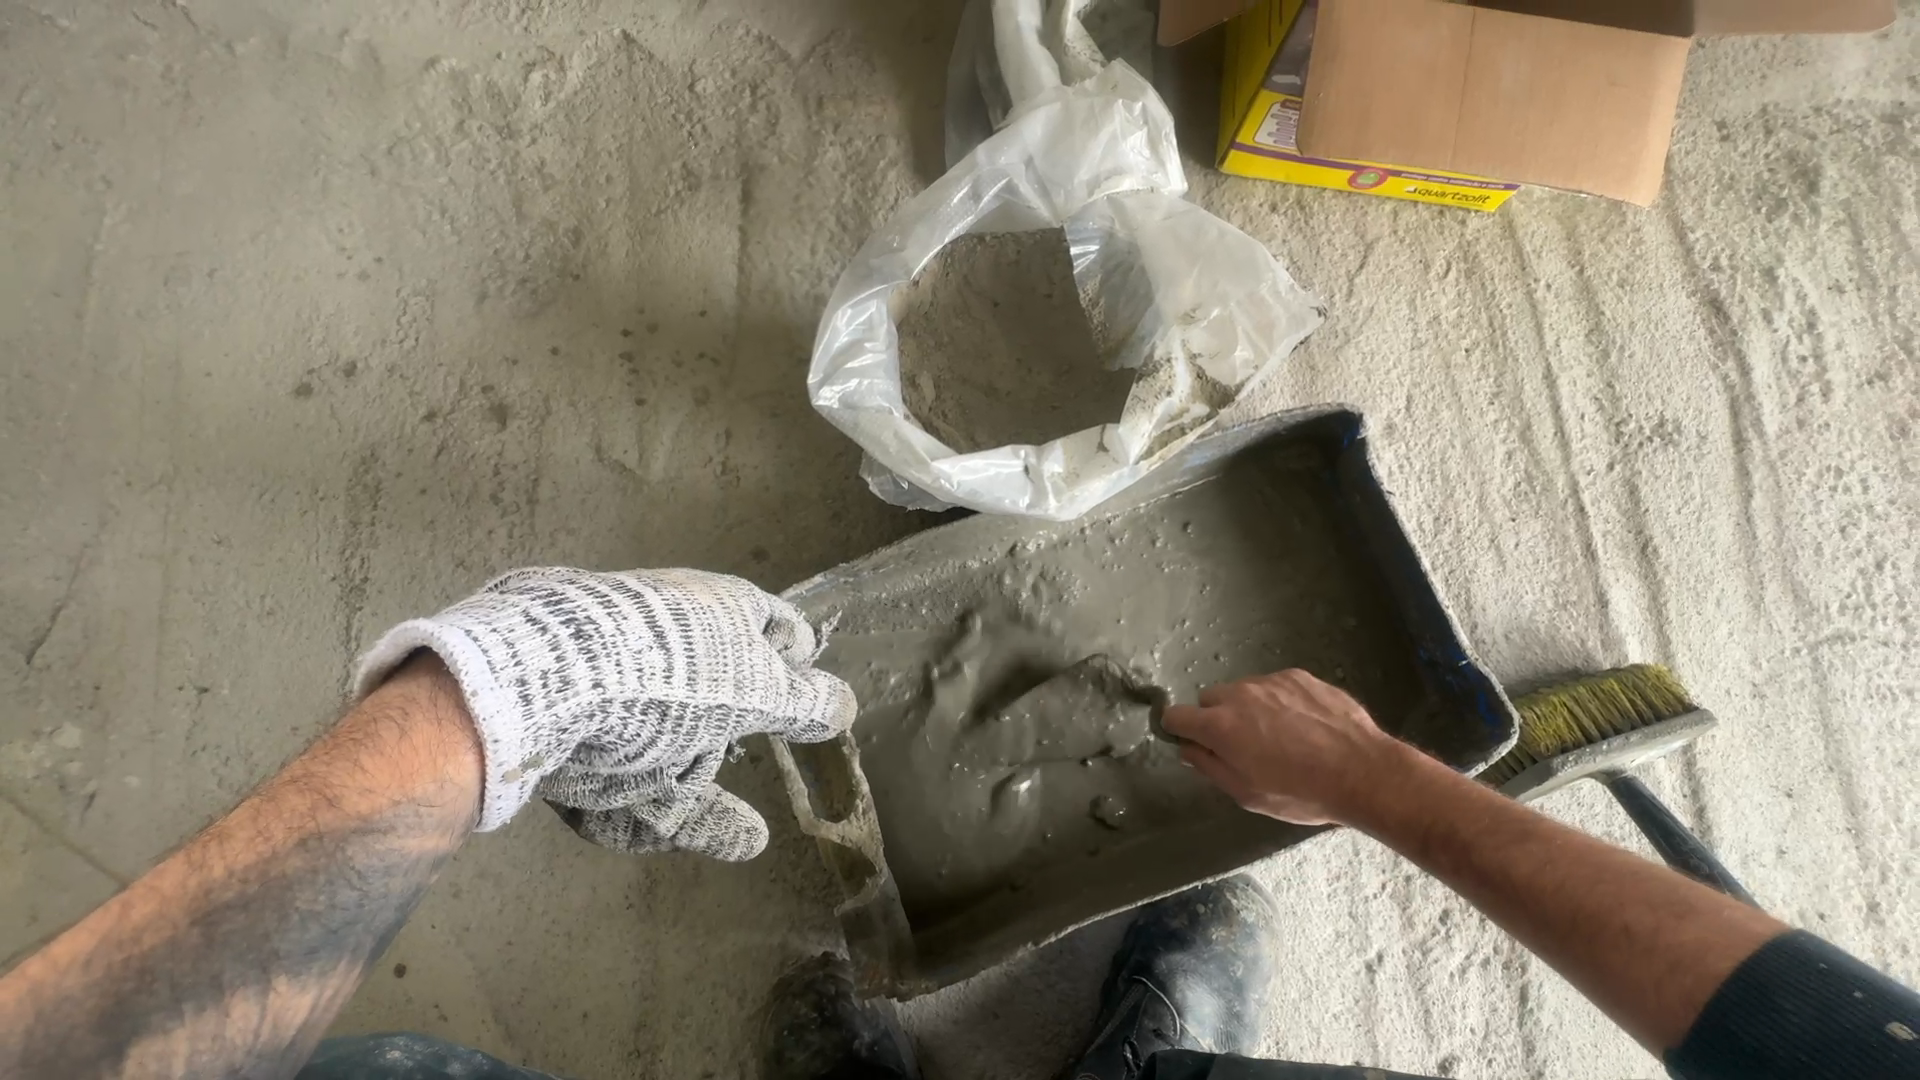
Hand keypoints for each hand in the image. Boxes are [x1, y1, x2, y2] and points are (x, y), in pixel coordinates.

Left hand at [354, 567, 855, 860]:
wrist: (544, 683)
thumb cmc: (674, 675)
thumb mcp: (756, 690)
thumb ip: (803, 703)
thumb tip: (848, 705)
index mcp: (721, 613)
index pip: (778, 628)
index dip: (797, 660)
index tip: (808, 707)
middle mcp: (671, 641)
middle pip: (717, 692)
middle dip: (731, 739)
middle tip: (751, 775)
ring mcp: (615, 680)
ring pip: (663, 742)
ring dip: (692, 793)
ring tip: (740, 837)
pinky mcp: (568, 725)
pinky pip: (612, 771)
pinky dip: (635, 810)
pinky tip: (662, 840)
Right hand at [1162, 669, 1403, 825]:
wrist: (1363, 772)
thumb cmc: (1301, 792)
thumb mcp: (1247, 794)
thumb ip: (1209, 767)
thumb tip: (1187, 749)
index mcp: (1219, 726)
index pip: (1175, 715)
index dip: (1178, 729)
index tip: (1192, 741)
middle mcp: (1238, 695)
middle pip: (1209, 699)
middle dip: (1217, 719)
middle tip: (1244, 745)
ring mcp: (1270, 681)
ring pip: (1243, 691)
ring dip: (1249, 708)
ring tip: (1281, 735)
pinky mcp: (1298, 676)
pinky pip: (1274, 686)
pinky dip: (1279, 701)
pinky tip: (1304, 724)